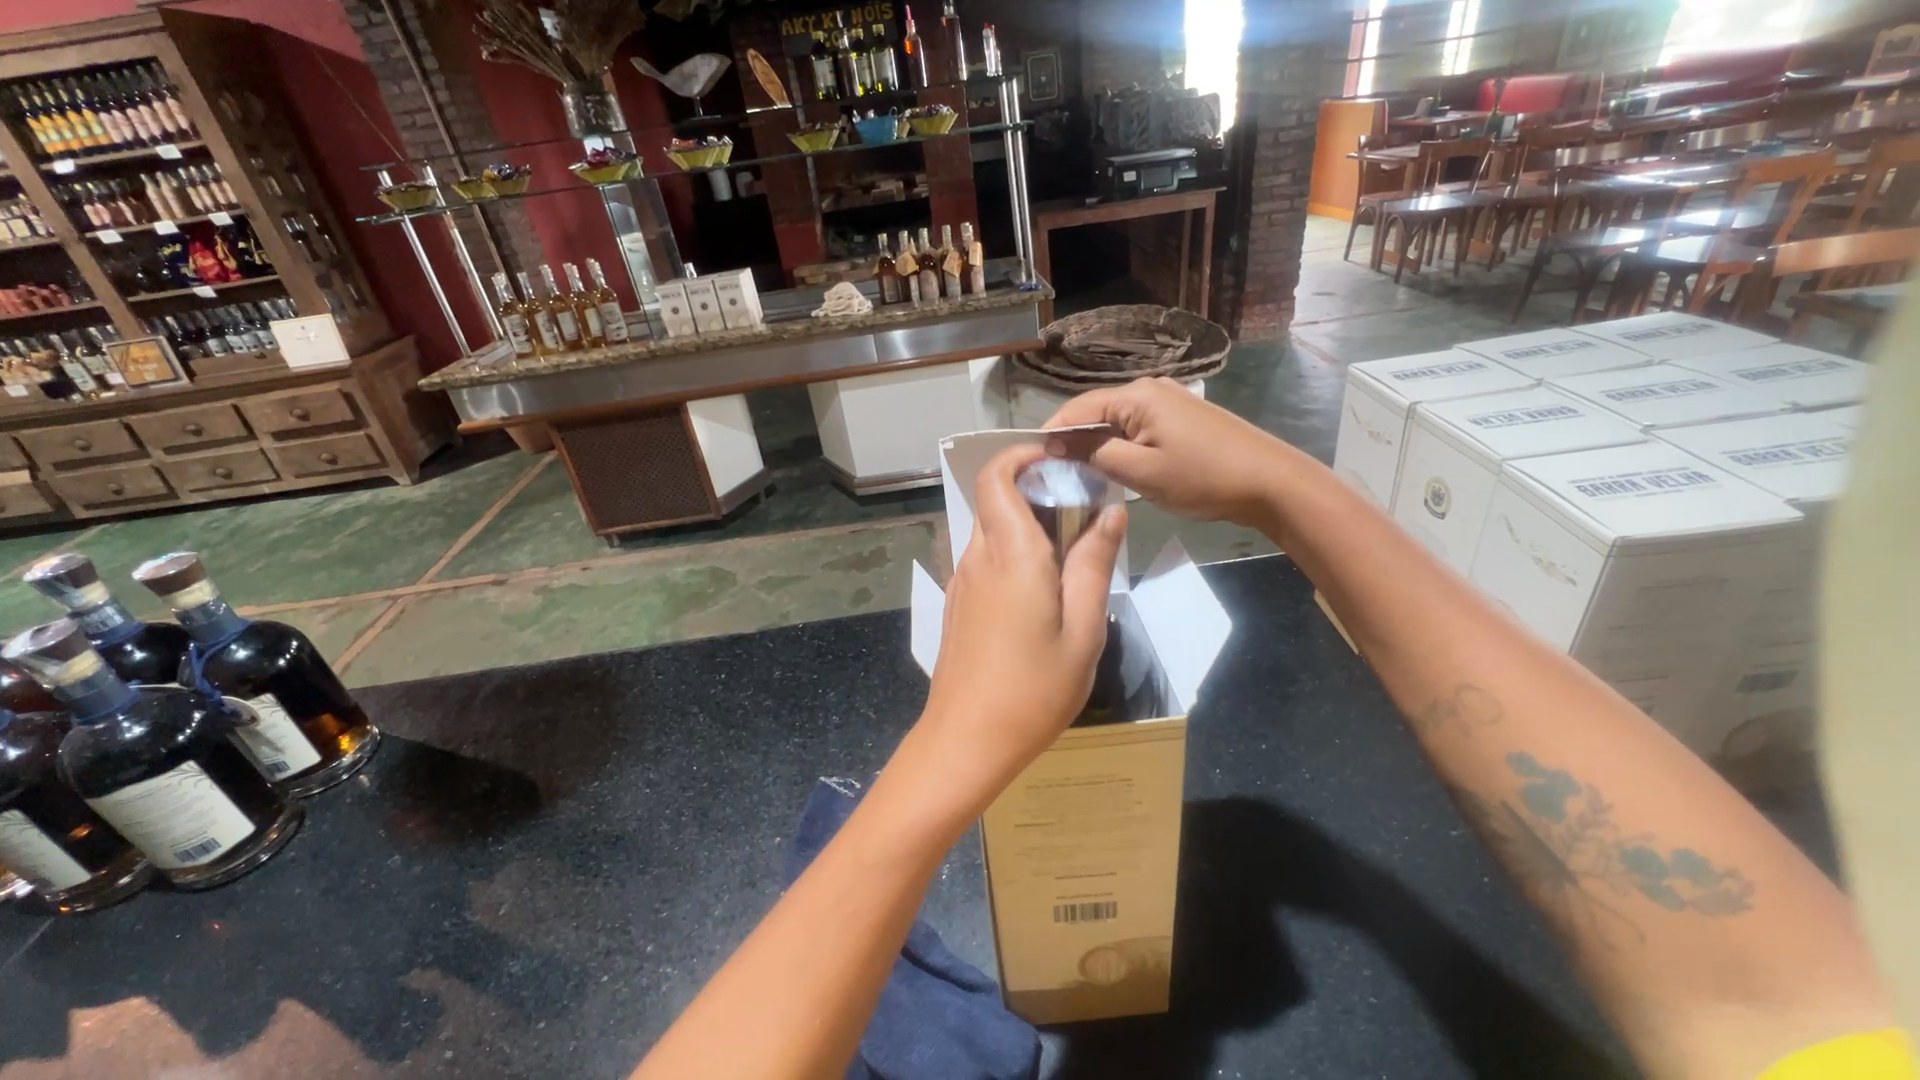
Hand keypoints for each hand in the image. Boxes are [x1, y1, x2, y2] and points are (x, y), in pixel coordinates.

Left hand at [918, 444, 1126, 800]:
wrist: (966, 741)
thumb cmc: (1034, 689)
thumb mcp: (1083, 630)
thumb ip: (1094, 565)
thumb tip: (1109, 512)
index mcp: (1011, 553)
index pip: (998, 477)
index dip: (1023, 458)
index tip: (1063, 466)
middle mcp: (978, 558)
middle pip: (996, 501)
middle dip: (1036, 494)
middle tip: (1084, 518)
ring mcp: (962, 583)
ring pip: (992, 533)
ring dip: (1027, 529)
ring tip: (1072, 561)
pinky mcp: (958, 606)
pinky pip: (986, 562)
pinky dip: (1014, 558)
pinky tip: (1043, 596)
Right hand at [1044, 377, 1293, 526]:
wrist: (1270, 482)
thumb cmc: (1202, 478)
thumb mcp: (1141, 472)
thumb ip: (1096, 455)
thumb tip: (1060, 443)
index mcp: (1137, 396)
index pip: (1077, 408)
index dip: (1053, 434)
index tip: (1033, 461)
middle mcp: (1150, 389)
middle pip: (1096, 412)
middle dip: (1074, 440)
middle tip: (1054, 473)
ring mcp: (1169, 401)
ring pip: (1117, 422)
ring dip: (1098, 445)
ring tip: (1081, 475)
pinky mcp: (1183, 418)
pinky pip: (1138, 428)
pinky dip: (1122, 446)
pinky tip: (1117, 468)